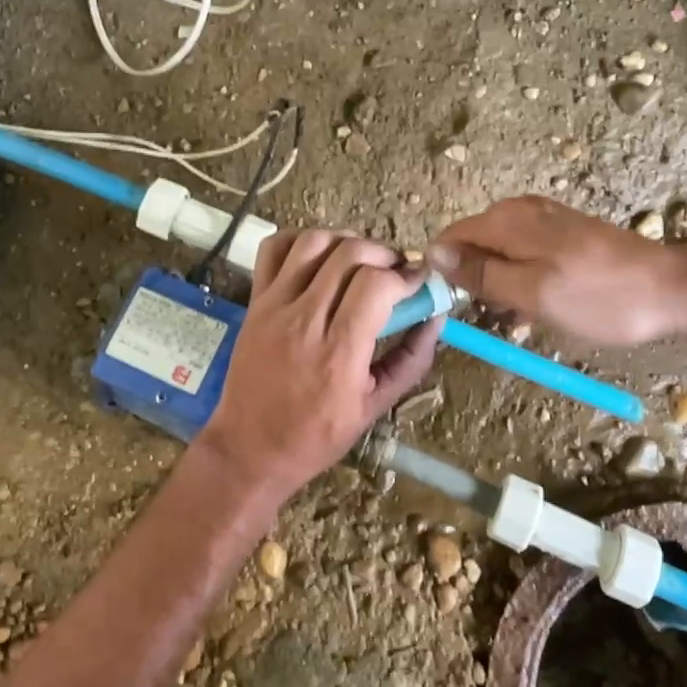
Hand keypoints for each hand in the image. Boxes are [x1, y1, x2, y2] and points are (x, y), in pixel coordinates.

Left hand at [195, 231, 441, 499]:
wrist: (249, 447)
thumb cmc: (316, 435)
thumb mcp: (374, 406)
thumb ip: (410, 359)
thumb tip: (436, 317)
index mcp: (338, 354)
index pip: (376, 286)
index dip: (405, 274)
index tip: (419, 280)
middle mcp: (304, 321)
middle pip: (348, 255)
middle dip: (382, 254)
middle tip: (395, 271)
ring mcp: (273, 306)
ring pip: (312, 242)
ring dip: (345, 241)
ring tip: (360, 260)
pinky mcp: (254, 301)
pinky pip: (273, 248)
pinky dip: (300, 239)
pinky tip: (319, 256)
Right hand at [427, 196, 686, 346]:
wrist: (676, 292)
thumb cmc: (600, 298)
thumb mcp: (532, 293)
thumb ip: (480, 274)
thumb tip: (433, 254)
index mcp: (507, 220)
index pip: (449, 239)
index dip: (442, 272)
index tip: (451, 308)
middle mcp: (520, 210)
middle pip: (473, 245)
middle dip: (475, 282)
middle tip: (500, 318)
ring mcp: (546, 219)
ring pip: (500, 253)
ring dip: (502, 286)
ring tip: (526, 317)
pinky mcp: (566, 232)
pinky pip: (525, 255)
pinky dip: (525, 280)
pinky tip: (544, 305)